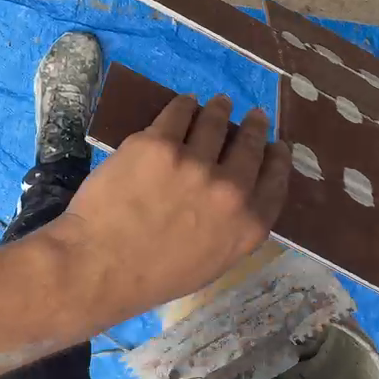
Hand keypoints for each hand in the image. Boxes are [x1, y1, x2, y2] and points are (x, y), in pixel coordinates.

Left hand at [33, 94, 290, 325]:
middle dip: (255, 127)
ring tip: (220, 104)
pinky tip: (186, 103)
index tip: (276, 146)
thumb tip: (236, 196)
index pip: (276, 181)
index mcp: (246, 225)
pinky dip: (185, 105)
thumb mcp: (211, 262)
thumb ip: (231, 227)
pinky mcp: (158, 142)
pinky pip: (179, 112)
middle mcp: (229, 190)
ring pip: (216, 121)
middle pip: (250, 146)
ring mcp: (193, 162)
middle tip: (254, 117)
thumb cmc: (153, 276)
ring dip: (220, 109)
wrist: (99, 264)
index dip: (278, 159)